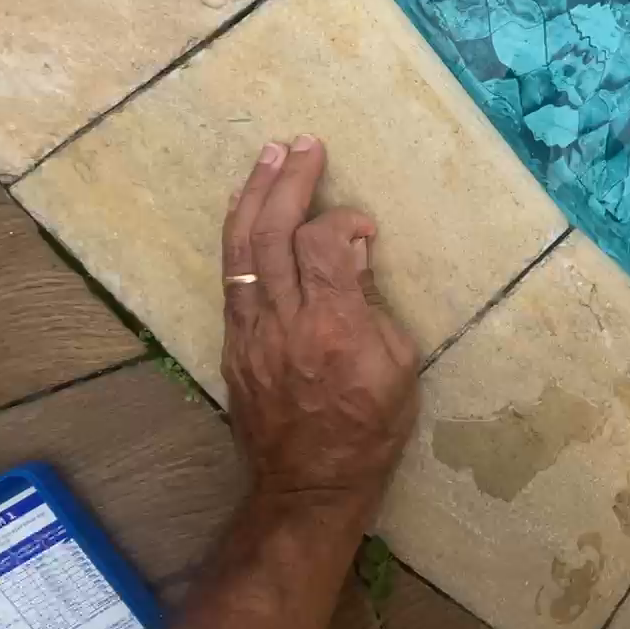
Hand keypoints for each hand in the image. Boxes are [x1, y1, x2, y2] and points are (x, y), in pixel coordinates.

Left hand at [219, 135, 418, 518]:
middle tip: (302, 145)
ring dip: (254, 195)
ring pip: (241, 248)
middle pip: (273, 233)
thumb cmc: (372, 426)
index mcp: (335, 327)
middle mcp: (285, 321)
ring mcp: (250, 331)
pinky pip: (231, 276)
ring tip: (267, 158)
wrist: (310, 484)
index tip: (366, 226)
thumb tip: (354, 252)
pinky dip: (238, 234)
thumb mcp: (398, 366)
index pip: (326, 244)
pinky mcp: (233, 343)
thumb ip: (371, 303)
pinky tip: (245, 210)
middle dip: (288, 181)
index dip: (345, 219)